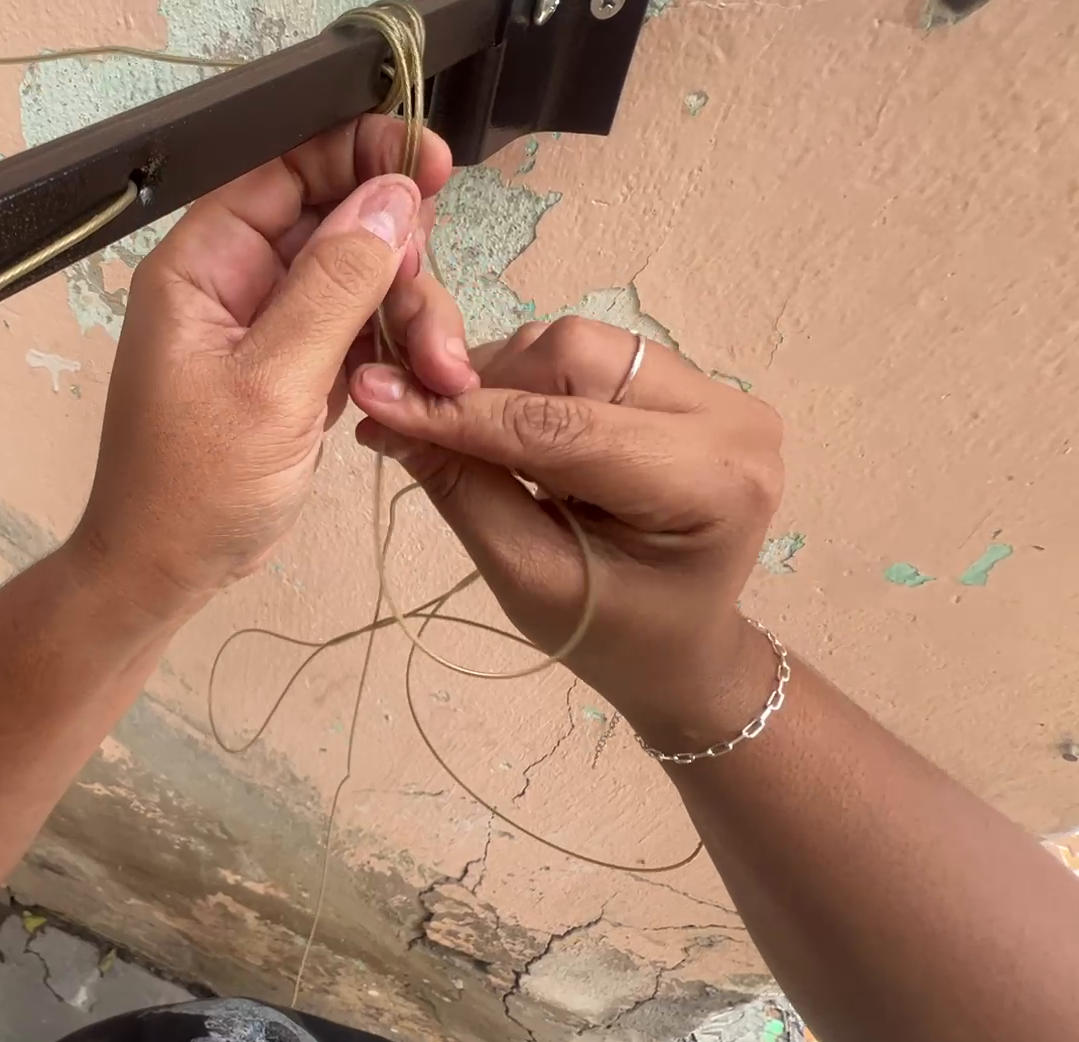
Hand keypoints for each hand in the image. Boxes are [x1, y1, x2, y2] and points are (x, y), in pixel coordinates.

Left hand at [70, 117, 463, 615]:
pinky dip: (393, 351)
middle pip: (336, 225)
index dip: (361, 154)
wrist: (168, 565)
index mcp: (202, 267)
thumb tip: (389, 198)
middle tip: (433, 329)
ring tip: (442, 374)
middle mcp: (233, 284)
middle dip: (400, 264)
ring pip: (358, 281)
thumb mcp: (269, 385)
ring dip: (409, 316)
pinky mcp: (292, 368)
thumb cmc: (193, 487)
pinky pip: (355, 332)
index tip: (432, 170)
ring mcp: (265, 328)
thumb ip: (332, 288)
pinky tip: (424, 384)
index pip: (284, 168)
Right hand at [348, 317, 785, 746]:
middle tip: (426, 429)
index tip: (371, 398)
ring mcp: (711, 392)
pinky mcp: (683, 386)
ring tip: (475, 442)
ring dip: (500, 382)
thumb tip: (382, 417)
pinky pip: (583, 355)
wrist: (673, 642)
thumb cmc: (601, 630)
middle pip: (573, 351)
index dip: (455, 411)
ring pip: (572, 343)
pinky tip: (509, 430)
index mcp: (704, 481)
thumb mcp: (521, 572)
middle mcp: (726, 415)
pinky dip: (523, 384)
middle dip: (483, 385)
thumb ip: (459, 488)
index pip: (555, 424)